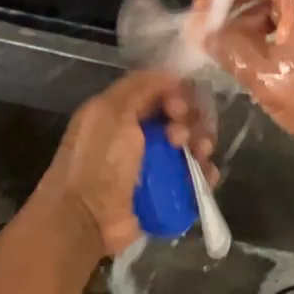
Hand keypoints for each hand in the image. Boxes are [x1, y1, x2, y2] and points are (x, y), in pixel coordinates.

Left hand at [32, 71, 215, 261]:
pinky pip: (192, 178)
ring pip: (189, 147)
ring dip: (200, 145)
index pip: (158, 93)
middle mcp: (136, 137)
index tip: (177, 108)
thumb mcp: (111, 113)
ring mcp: (152, 166)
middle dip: (190, 122)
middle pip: (178, 119)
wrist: (86, 218)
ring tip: (198, 155)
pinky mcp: (164, 193)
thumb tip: (171, 76)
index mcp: (119, 114)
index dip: (175, 95)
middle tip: (182, 137)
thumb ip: (139, 88)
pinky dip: (204, 174)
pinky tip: (207, 175)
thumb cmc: (97, 161)